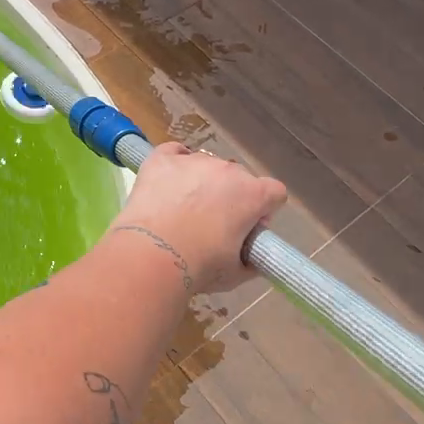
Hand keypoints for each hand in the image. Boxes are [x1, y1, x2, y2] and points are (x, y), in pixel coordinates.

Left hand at [107, 143, 285, 295]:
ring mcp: (193, 160)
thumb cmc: (199, 265)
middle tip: (211, 222)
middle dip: (230, 196)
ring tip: (182, 207)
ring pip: (206, 165)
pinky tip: (168, 181)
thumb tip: (252, 252)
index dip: (263, 210)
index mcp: (253, 194)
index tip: (248, 227)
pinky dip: (175, 164)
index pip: (273, 192)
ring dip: (201, 181)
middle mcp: (226, 170)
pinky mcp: (161, 158)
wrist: (150, 254)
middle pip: (238, 177)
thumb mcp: (238, 271)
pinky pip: (174, 152)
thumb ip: (253, 255)